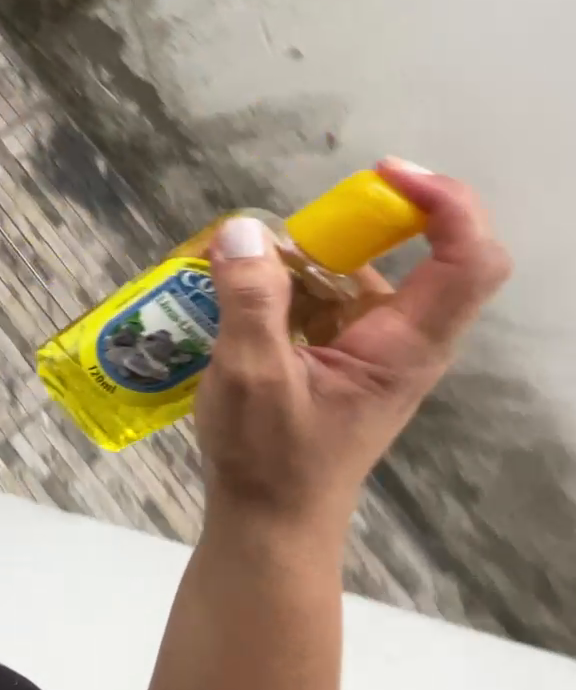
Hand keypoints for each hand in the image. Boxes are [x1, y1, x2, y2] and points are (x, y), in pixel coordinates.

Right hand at [195, 159, 509, 533]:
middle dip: (344, 228)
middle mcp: (398, 341)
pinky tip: (222, 293)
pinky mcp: (328, 358)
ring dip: (294, 259)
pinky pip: (313, 302)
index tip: (383, 174)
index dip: (444, 206)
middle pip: (407, 261)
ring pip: (349, 280)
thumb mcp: (251, 372)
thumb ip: (249, 300)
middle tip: (271, 229)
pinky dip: (274, 286)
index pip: (467, 261)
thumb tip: (243, 229)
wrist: (268, 515)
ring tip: (225, 263)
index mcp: (405, 346)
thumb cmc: (271, 451)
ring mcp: (364, 350)